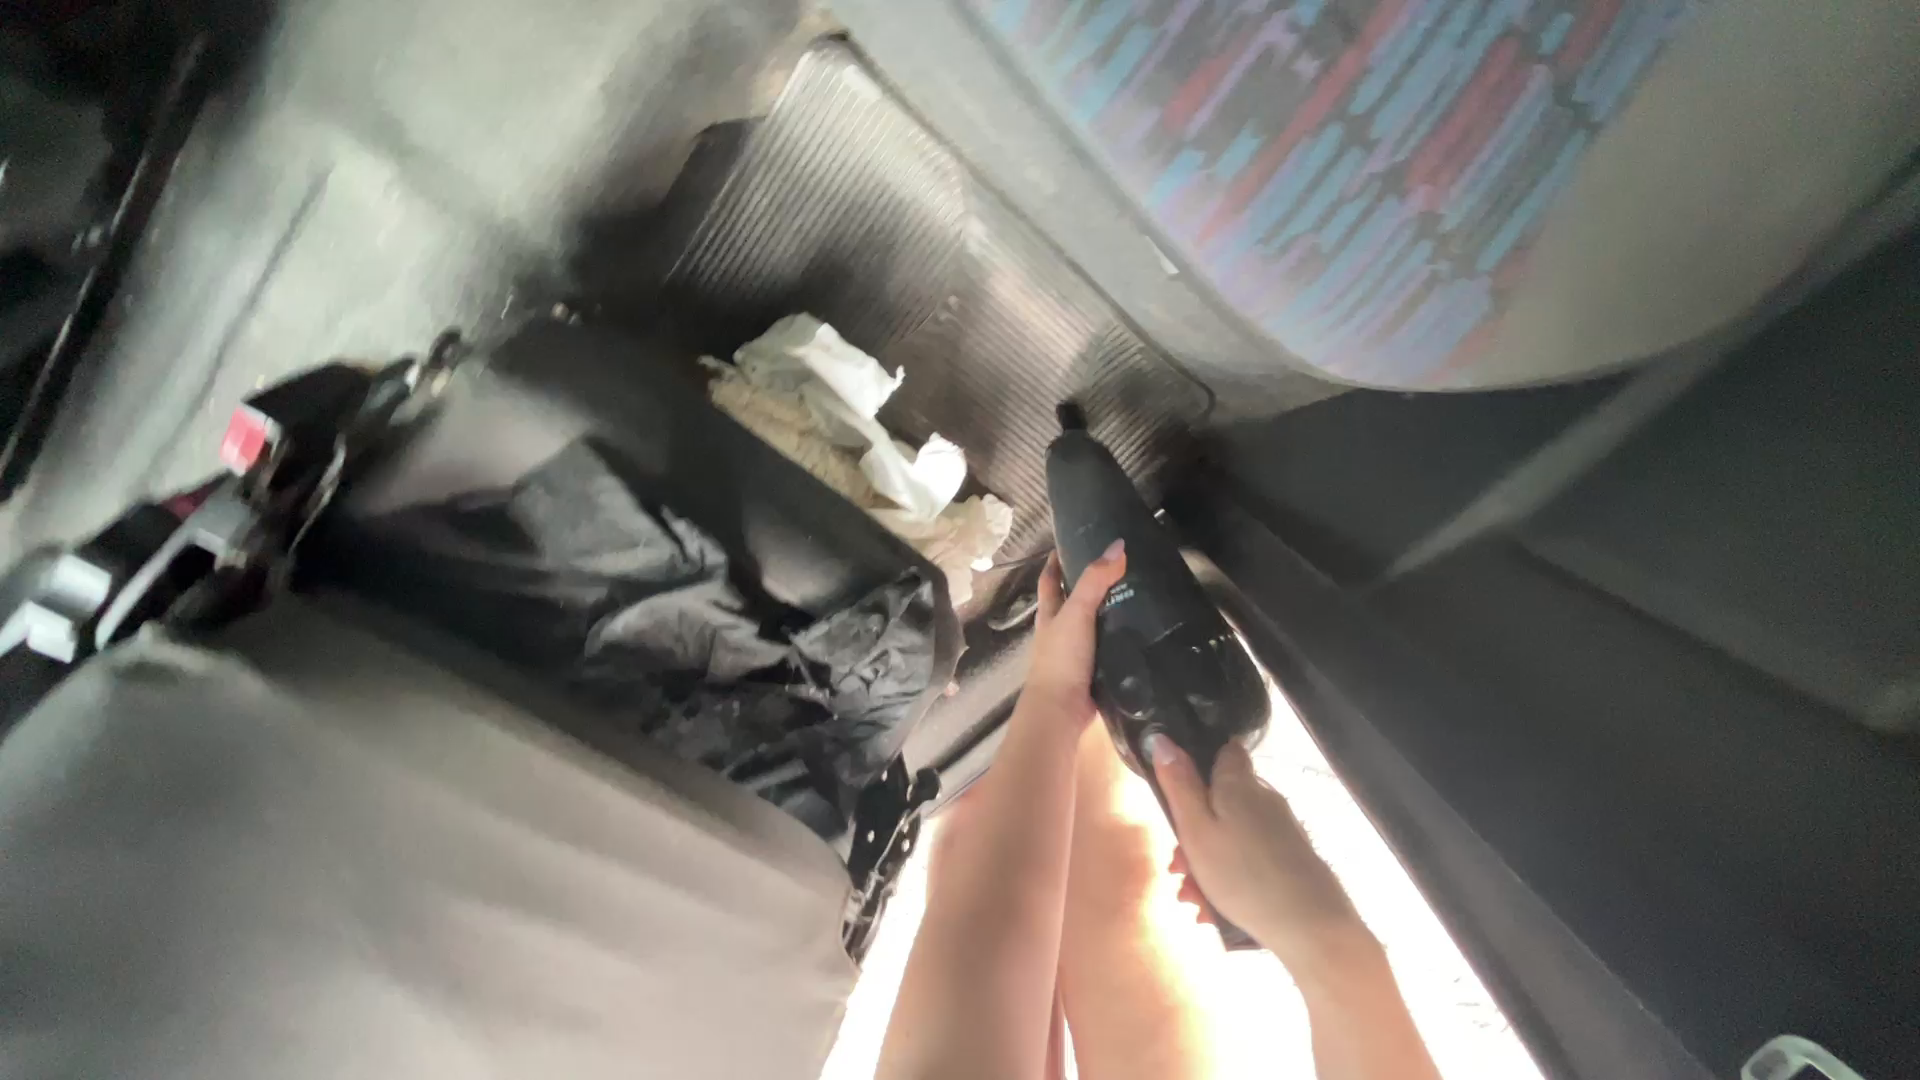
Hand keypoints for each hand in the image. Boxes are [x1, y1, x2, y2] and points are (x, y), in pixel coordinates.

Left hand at [1015, 541, 1128, 735]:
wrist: (1061, 710)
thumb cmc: (1062, 658)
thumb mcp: (1077, 612)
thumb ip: (1095, 581)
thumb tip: (1117, 545)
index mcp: (1050, 614)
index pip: (1050, 580)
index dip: (1056, 561)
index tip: (1070, 542)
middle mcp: (1060, 631)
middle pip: (1073, 602)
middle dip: (1090, 586)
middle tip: (1120, 567)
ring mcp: (1076, 653)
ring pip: (1094, 626)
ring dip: (1110, 613)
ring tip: (1140, 596)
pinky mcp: (1093, 672)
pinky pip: (1109, 649)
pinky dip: (1121, 640)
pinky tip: (1141, 635)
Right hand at [1151, 738, 1374, 971]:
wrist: (1313, 931)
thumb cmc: (1242, 875)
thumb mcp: (1196, 830)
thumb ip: (1179, 784)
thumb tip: (1163, 739)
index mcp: (1239, 785)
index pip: (1224, 751)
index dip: (1199, 762)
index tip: (1178, 789)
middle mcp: (1264, 799)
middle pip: (1220, 801)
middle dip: (1192, 832)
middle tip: (1177, 869)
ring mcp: (1282, 831)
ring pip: (1232, 835)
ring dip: (1206, 863)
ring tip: (1192, 901)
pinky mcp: (1293, 860)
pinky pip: (1251, 859)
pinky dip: (1230, 878)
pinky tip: (1214, 912)